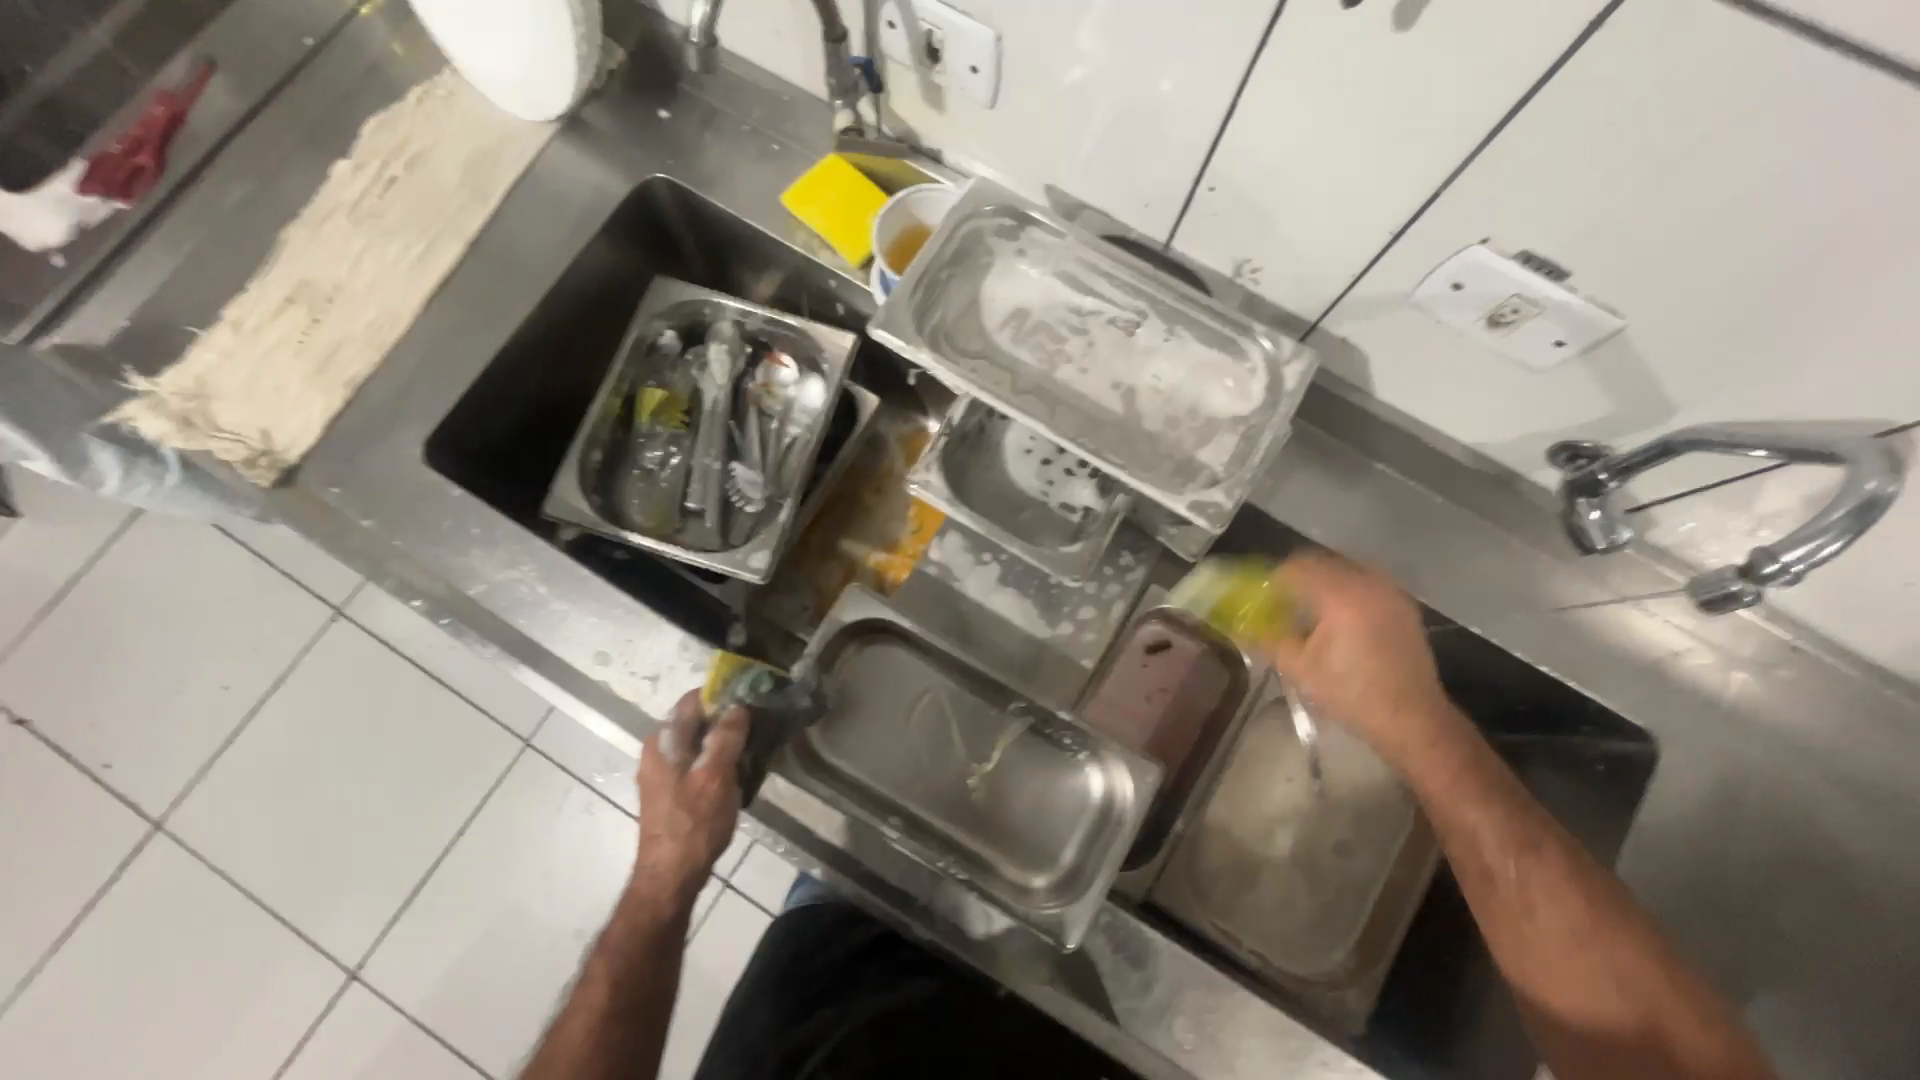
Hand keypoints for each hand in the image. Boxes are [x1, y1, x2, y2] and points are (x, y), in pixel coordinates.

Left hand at [633, 690, 748, 912]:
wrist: (671, 877)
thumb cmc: (694, 823)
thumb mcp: (716, 775)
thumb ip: (726, 736)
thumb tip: (736, 706)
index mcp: (663, 741)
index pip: (692, 700)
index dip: (722, 695)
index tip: (752, 698)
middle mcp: (656, 751)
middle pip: (694, 721)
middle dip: (725, 719)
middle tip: (758, 725)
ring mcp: (660, 773)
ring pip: (696, 743)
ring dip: (722, 742)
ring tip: (752, 749)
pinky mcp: (669, 792)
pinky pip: (694, 763)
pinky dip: (714, 761)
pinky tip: (736, 774)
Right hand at [1267, 552, 1466, 769]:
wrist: (1411, 718)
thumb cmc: (1351, 694)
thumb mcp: (1300, 670)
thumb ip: (1268, 641)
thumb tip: (1242, 628)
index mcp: (1340, 596)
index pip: (1297, 567)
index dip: (1274, 579)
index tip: (1263, 598)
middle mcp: (1368, 584)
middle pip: (1323, 562)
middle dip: (1298, 578)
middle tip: (1283, 604)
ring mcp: (1391, 593)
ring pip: (1347, 571)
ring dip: (1324, 583)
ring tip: (1312, 612)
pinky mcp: (1404, 606)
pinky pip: (1367, 584)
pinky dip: (1348, 592)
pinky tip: (1341, 621)